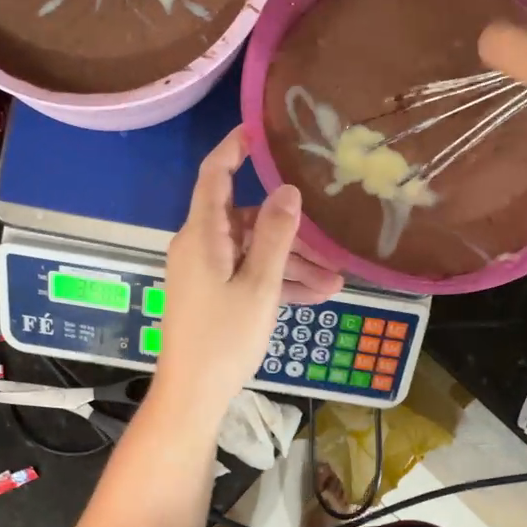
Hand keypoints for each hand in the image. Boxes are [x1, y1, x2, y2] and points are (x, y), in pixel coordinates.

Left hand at [155, 128, 342, 419]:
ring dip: (291, 265)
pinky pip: (245, 276)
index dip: (236, 148)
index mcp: (202, 234)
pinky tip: (313, 296)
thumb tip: (287, 191)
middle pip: (246, 221)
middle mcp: (198, 246)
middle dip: (291, 233)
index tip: (262, 131)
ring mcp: (202, 272)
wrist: (191, 395)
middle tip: (331, 248)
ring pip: (251, 253)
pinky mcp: (208, 295)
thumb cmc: (223, 338)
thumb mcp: (258, 286)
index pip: (214, 174)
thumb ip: (274, 236)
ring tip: (334, 284)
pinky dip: (274, 283)